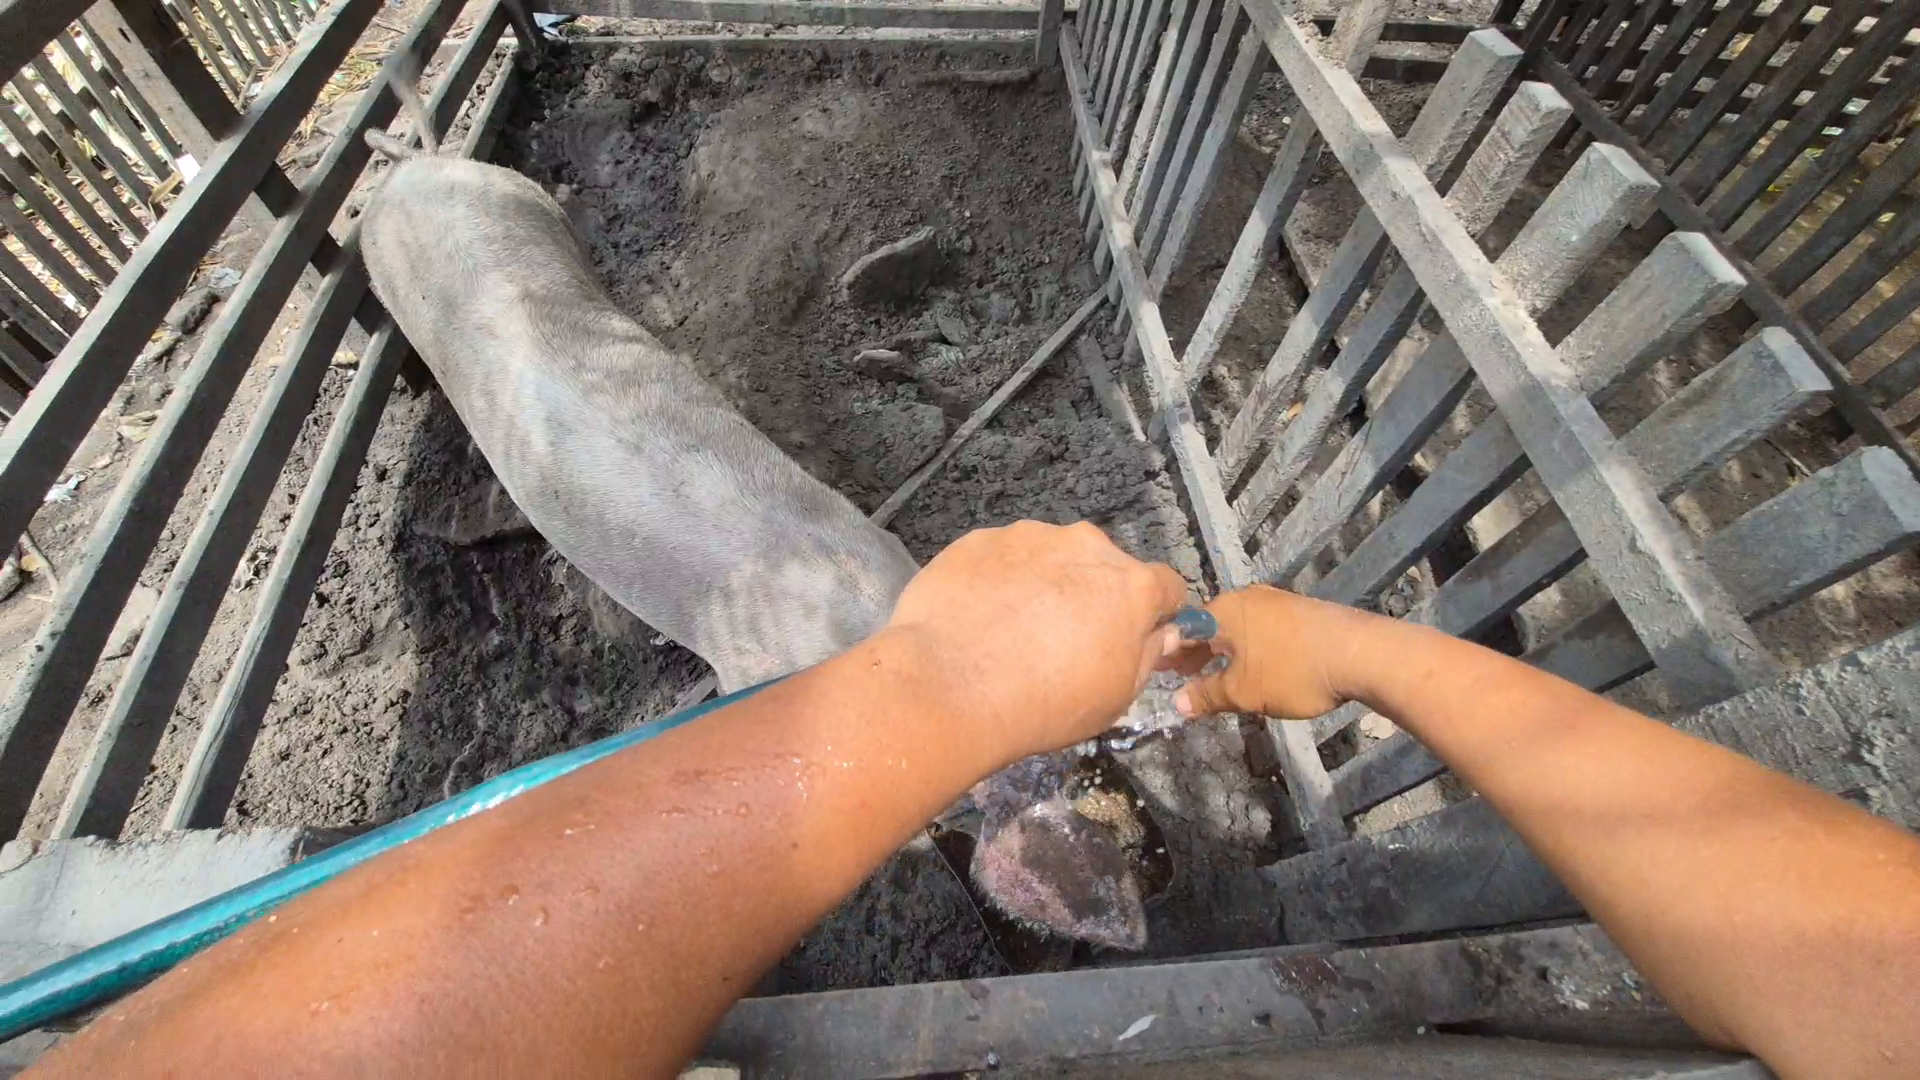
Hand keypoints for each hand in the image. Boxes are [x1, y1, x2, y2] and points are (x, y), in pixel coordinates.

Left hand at [881, 520, 1189, 762]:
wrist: (949, 686)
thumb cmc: (1045, 704)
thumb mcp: (1116, 697)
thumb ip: (1147, 655)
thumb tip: (1160, 631)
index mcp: (1130, 585)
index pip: (1165, 586)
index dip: (1154, 613)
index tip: (1135, 635)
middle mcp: (1084, 545)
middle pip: (1103, 566)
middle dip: (1093, 594)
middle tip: (1063, 638)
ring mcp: (1027, 536)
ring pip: (1049, 556)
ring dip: (1044, 582)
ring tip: (1010, 627)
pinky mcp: (979, 539)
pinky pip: (1001, 557)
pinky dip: (998, 579)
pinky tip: (977, 615)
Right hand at [1166, 585, 1381, 719]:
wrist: (1363, 654)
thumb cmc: (1292, 670)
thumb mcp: (1243, 692)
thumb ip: (1207, 696)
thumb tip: (1178, 703)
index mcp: (1223, 610)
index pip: (1182, 629)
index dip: (1168, 654)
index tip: (1158, 674)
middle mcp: (1245, 598)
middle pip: (1208, 626)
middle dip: (1195, 653)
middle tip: (1184, 678)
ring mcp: (1275, 602)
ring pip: (1235, 627)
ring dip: (1222, 651)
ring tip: (1218, 675)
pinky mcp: (1299, 611)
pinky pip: (1260, 629)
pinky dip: (1248, 647)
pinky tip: (1255, 666)